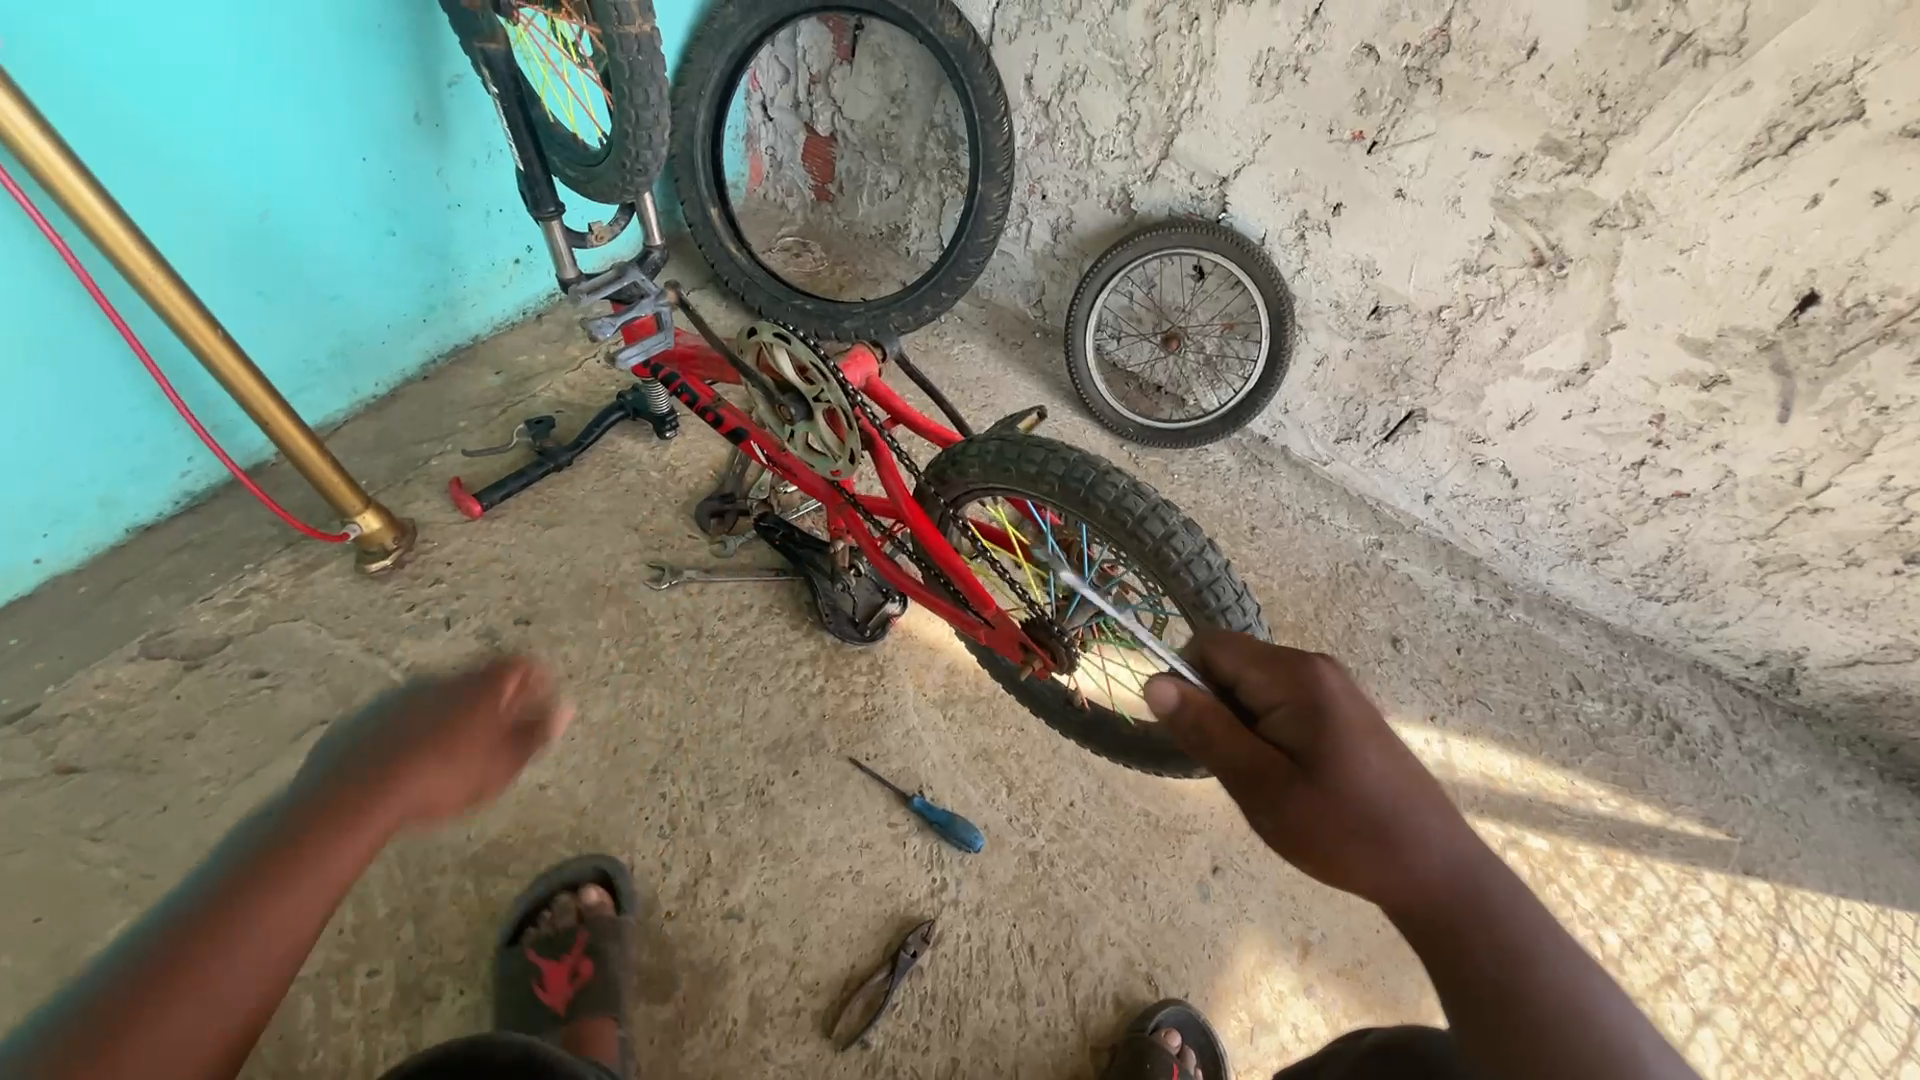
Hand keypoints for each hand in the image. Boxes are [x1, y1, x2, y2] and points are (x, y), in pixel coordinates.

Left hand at [296, 655, 573, 828]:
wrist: (364, 791)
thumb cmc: (449, 774)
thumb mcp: (505, 762)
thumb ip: (536, 733)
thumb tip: (565, 709)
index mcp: (486, 686)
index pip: (522, 664)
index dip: (538, 679)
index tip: (544, 701)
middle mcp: (450, 679)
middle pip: (485, 676)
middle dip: (501, 698)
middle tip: (508, 729)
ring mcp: (410, 694)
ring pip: (450, 693)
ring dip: (464, 712)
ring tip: (468, 747)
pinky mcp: (378, 714)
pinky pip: (418, 711)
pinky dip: (431, 725)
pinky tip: (427, 755)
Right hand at [1144, 631, 1489, 914]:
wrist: (1434, 870)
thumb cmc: (1343, 830)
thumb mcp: (1260, 786)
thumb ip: (1205, 729)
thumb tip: (1152, 681)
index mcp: (1294, 675)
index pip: (1209, 646)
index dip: (1187, 684)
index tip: (1199, 739)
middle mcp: (1314, 666)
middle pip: (1230, 665)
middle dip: (1215, 711)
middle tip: (1238, 772)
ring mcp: (1332, 687)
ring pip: (1252, 688)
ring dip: (1240, 727)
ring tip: (1266, 782)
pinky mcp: (1342, 710)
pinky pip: (1279, 703)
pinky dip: (1266, 734)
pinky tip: (1290, 780)